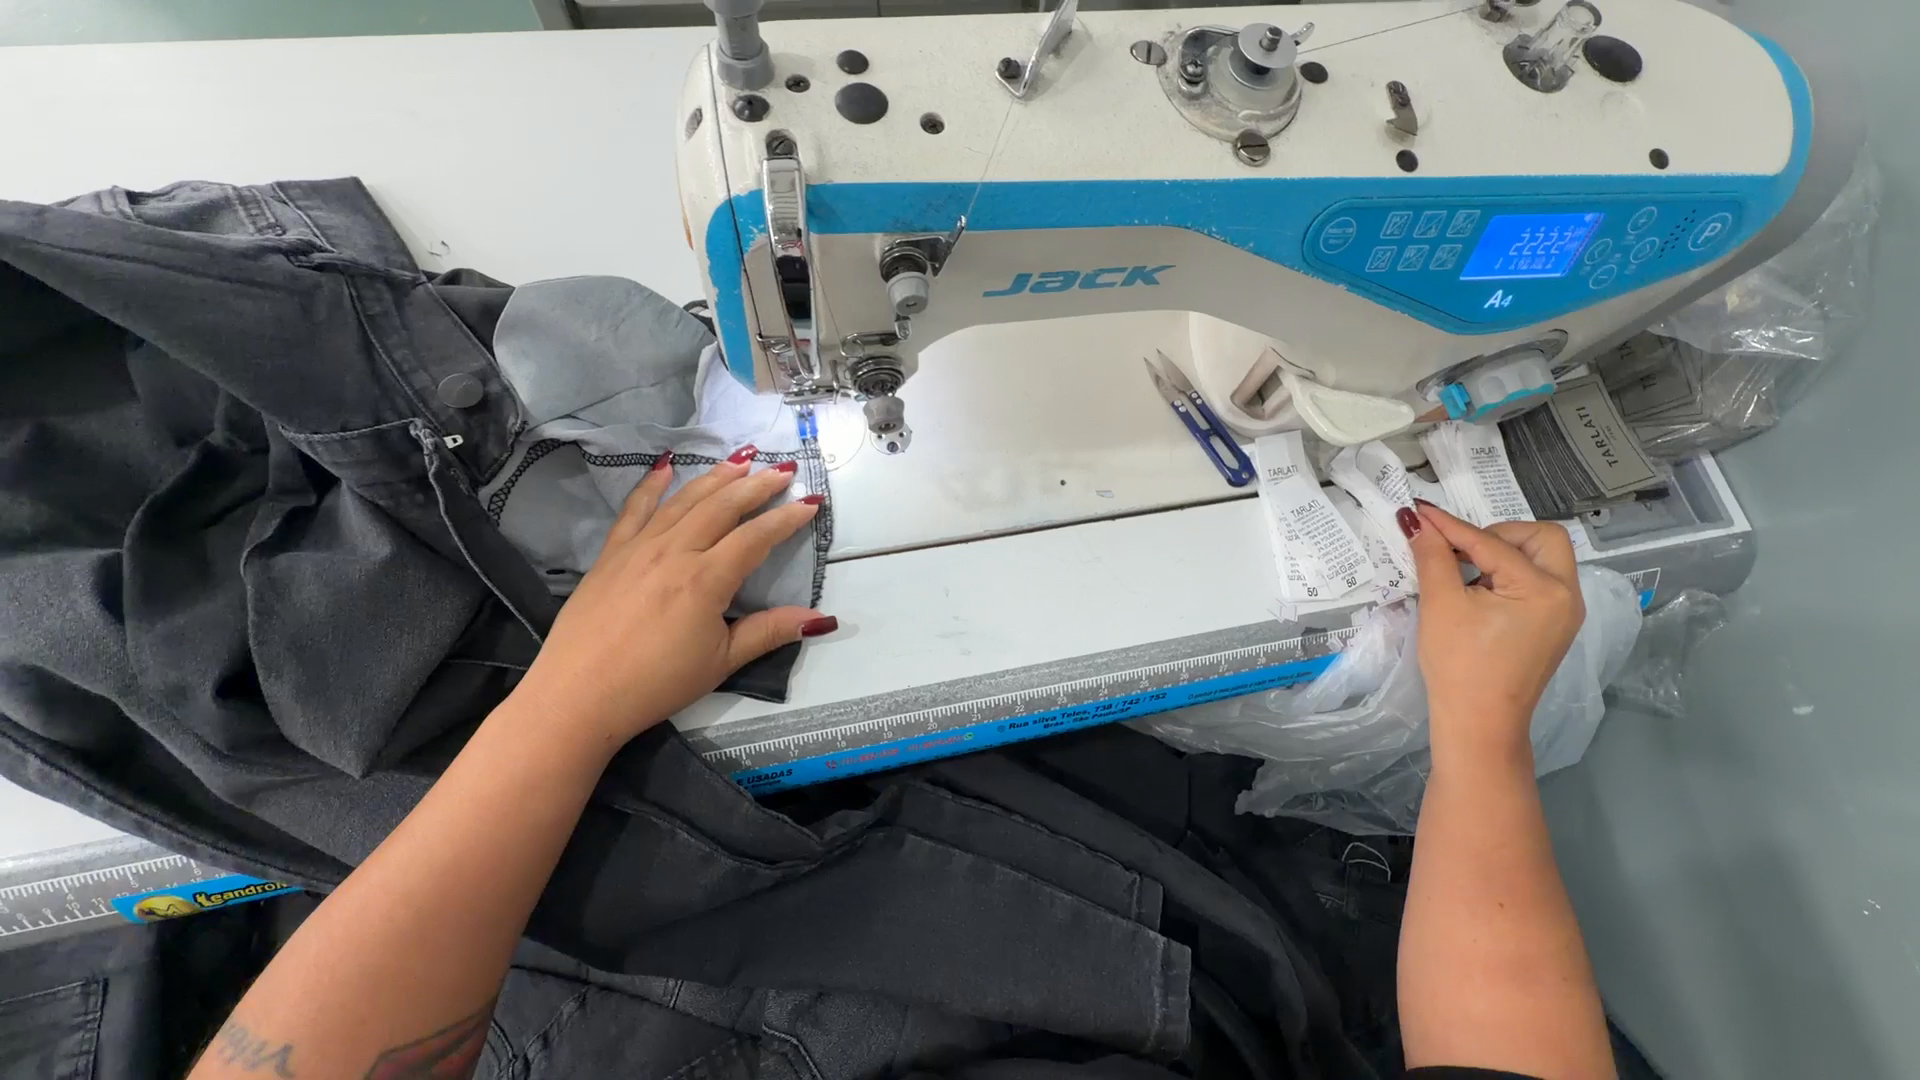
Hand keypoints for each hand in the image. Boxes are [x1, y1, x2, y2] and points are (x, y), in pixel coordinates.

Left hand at [511, 449, 831, 747]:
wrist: (576, 696)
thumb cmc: (654, 685)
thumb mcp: (719, 663)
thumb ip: (768, 632)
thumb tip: (820, 619)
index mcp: (705, 580)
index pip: (755, 538)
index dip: (786, 519)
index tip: (811, 502)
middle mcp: (674, 552)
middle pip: (722, 507)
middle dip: (757, 485)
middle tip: (784, 469)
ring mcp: (639, 548)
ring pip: (685, 501)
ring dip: (716, 476)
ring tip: (742, 458)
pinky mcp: (611, 554)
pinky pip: (635, 509)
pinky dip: (651, 484)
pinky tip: (665, 464)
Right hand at [1402, 502, 1584, 767]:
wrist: (1478, 721)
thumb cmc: (1458, 664)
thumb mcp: (1441, 605)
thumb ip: (1432, 557)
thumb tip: (1415, 520)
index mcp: (1544, 589)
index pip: (1491, 543)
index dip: (1450, 526)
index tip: (1419, 510)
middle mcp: (1567, 595)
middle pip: (1540, 538)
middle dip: (1496, 534)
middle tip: (1457, 549)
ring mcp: (1564, 612)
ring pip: (1541, 558)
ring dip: (1502, 553)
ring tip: (1462, 571)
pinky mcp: (1552, 625)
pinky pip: (1536, 582)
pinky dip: (1507, 575)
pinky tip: (1476, 590)